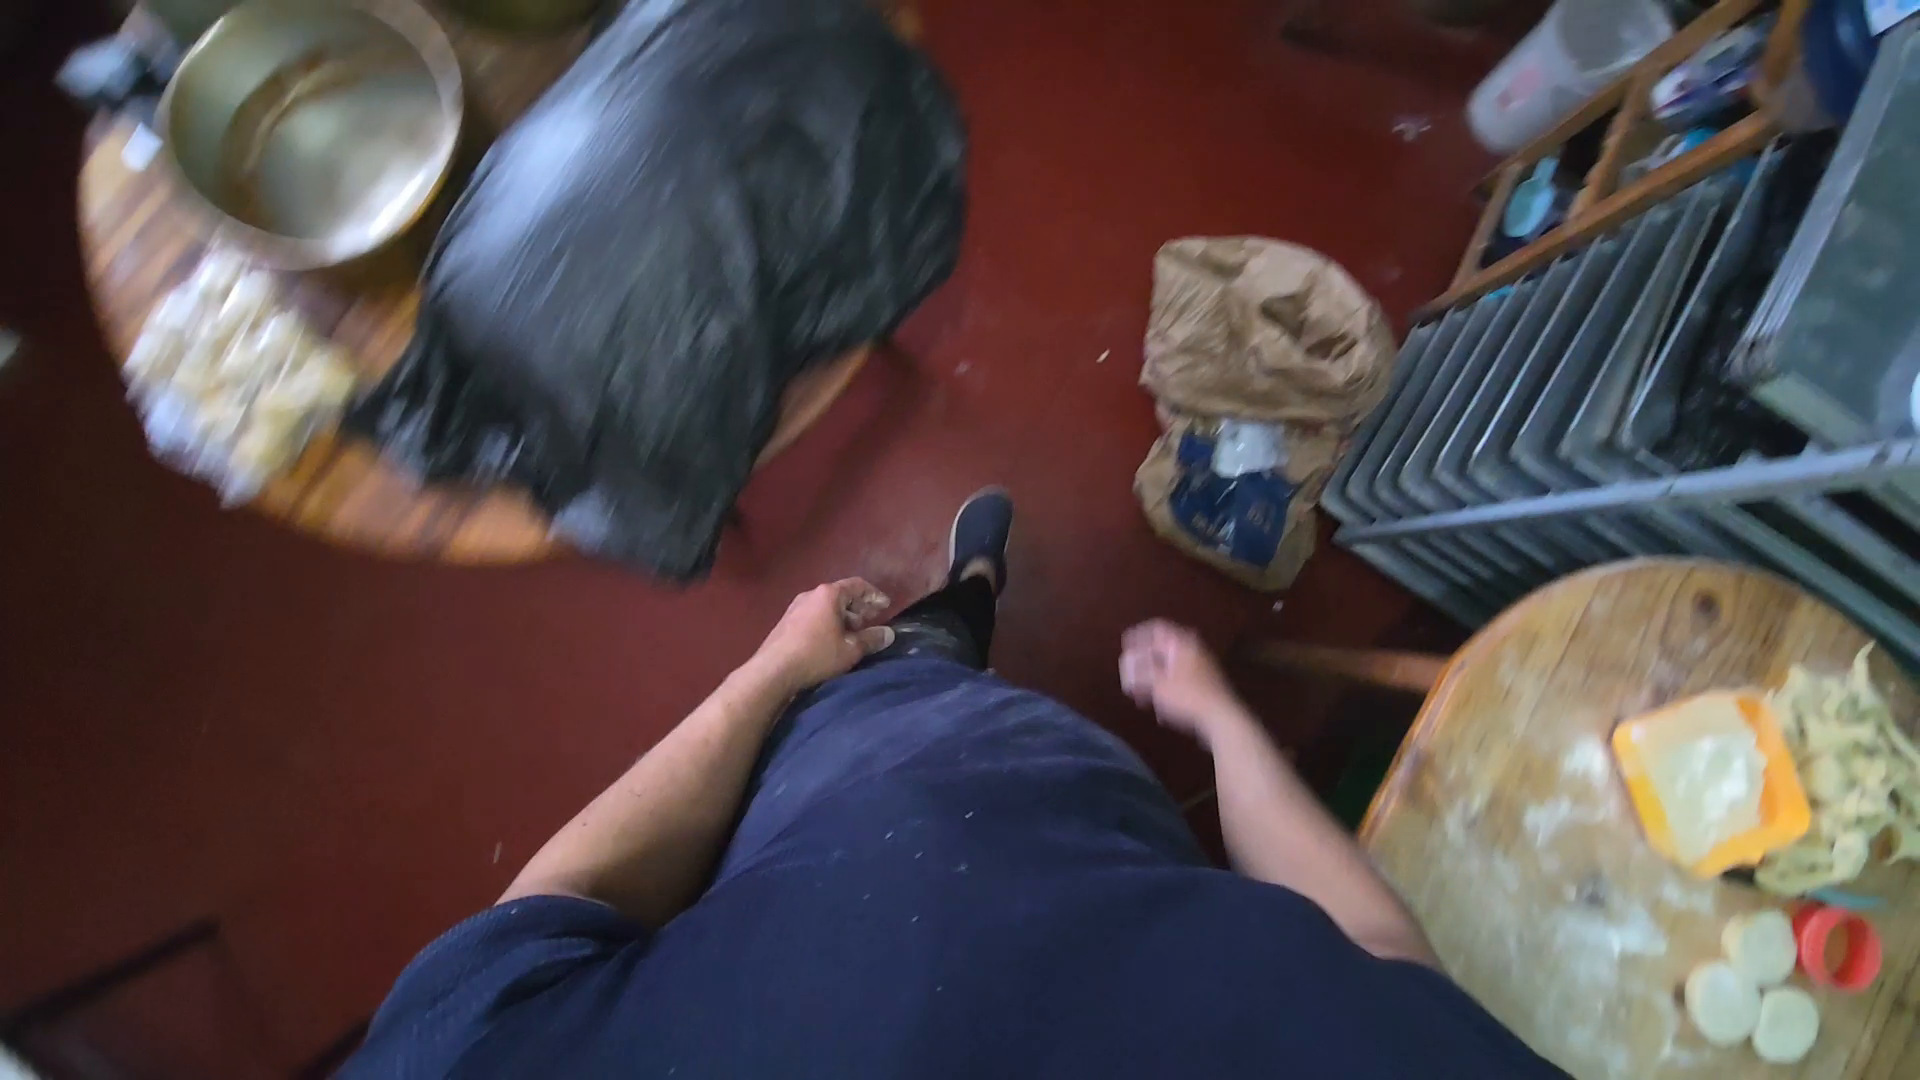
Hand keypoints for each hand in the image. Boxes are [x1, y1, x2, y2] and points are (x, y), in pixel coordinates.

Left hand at [751, 579, 894, 693]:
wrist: (772, 671)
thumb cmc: (817, 655)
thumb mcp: (851, 649)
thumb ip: (871, 639)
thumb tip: (888, 633)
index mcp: (829, 594)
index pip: (857, 585)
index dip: (874, 595)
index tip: (886, 607)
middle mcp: (811, 594)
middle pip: (841, 594)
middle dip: (858, 607)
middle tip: (871, 620)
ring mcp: (795, 607)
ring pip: (826, 606)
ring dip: (843, 616)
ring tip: (853, 633)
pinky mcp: (786, 622)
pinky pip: (814, 615)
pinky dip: (828, 622)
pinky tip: (832, 640)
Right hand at [1119, 620, 1248, 746]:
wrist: (1222, 717)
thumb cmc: (1187, 696)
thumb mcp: (1157, 684)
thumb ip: (1138, 672)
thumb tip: (1125, 663)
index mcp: (1181, 642)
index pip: (1156, 628)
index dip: (1138, 634)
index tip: (1125, 643)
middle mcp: (1193, 649)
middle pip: (1161, 649)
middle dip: (1143, 663)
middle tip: (1130, 673)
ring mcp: (1201, 666)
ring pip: (1170, 666)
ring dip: (1153, 678)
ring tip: (1141, 695)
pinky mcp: (1206, 683)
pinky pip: (1180, 679)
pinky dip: (1166, 688)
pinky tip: (1160, 707)